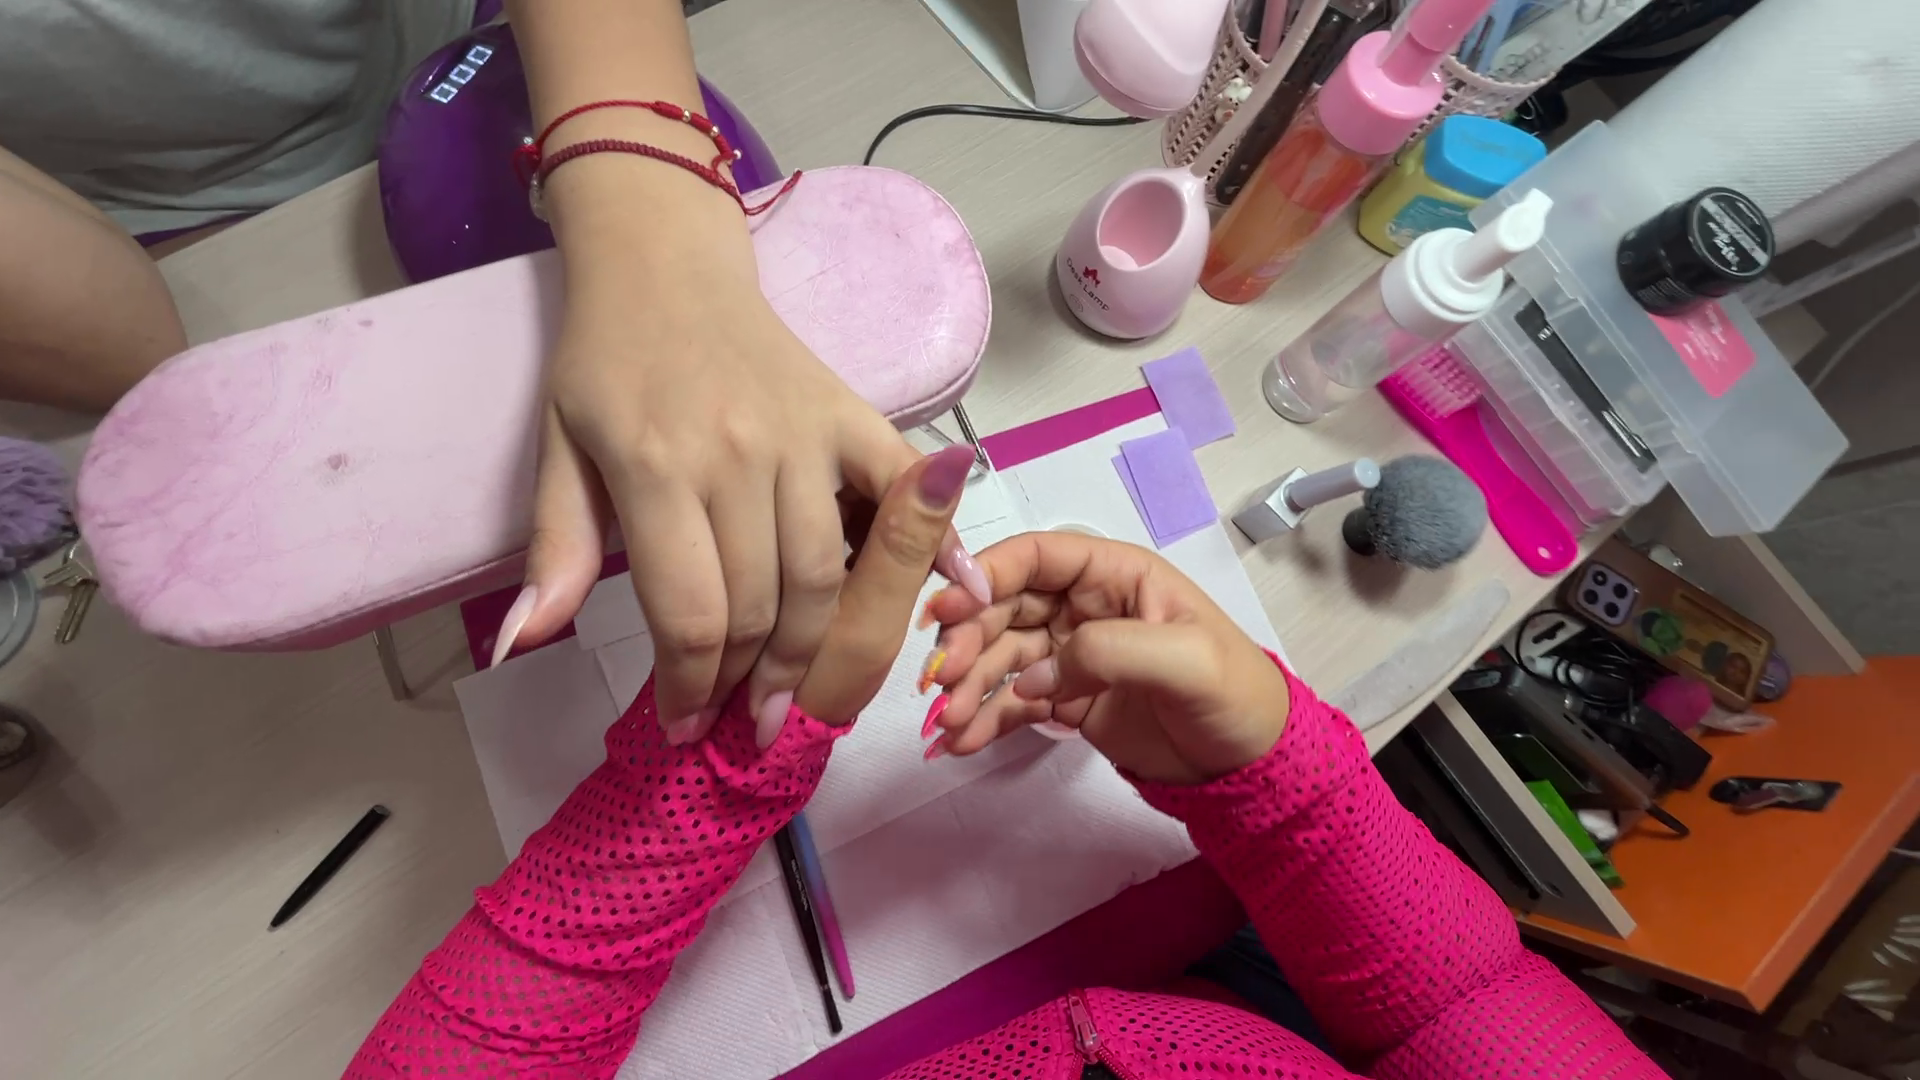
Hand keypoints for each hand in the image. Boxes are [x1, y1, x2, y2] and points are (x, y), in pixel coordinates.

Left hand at [504, 230, 987, 744]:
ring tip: (793, 686)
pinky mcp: (849, 414)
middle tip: (740, 720)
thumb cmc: (605, 363)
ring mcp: (804, 432)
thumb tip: (518, 648)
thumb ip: (554, 552)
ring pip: (827, 571)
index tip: (686, 725)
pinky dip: (937, 537)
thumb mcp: (556, 451)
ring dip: (814, 646)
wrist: (665, 265)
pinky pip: (899, 484)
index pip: (689, 612)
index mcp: (655, 466)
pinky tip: (959, 585)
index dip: (690, 687)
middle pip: (764, 605)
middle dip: (750, 681)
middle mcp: (738, 454)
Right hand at [922, 533, 1288, 784]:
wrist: (1251, 766)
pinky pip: (1012, 701)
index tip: (946, 607)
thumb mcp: (1187, 659)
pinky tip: (961, 741)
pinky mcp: (1063, 699)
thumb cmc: (1233, 694)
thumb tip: (1036, 675)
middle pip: (1004, 607)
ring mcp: (1068, 654)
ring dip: (967, 685)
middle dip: (967, 639)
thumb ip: (1111, 648)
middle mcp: (1082, 606)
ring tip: (947, 723)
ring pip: (1000, 656)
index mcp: (1113, 575)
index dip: (986, 573)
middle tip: (940, 679)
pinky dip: (984, 718)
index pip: (1036, 557)